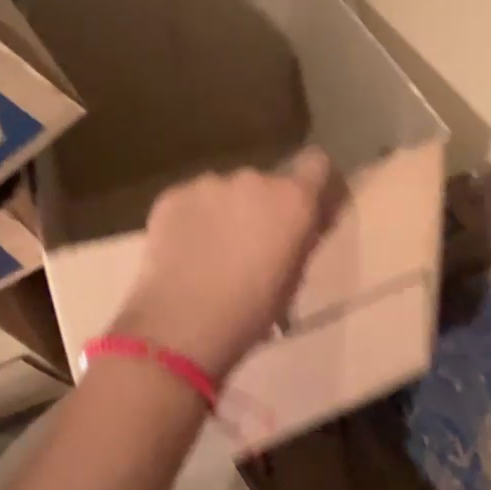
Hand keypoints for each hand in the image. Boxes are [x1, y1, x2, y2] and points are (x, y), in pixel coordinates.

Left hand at [109, 146, 340, 378]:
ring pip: (226, 191)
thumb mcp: (295, 277)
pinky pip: (192, 200)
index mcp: (294, 198)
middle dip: (262, 205)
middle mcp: (255, 179)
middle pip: (266, 182)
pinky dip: (193, 218)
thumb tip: (307, 224)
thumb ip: (304, 239)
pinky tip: (185, 250)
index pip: (316, 162)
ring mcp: (211, 183)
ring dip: (226, 210)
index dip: (313, 181)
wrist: (180, 327)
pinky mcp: (174, 195)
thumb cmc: (250, 310)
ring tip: (211, 250)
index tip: (307, 205)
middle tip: (251, 243)